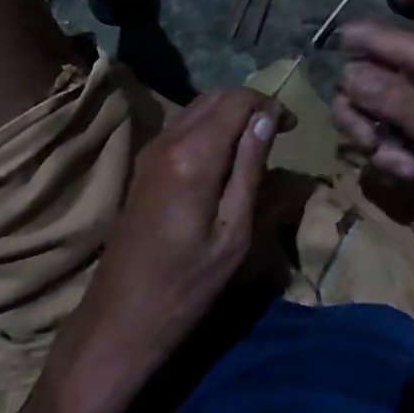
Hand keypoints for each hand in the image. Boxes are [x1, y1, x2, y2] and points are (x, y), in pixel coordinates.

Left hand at [40, 89, 285, 409]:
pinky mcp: (144, 162)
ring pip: (197, 107)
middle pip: (215, 97)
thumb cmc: (187, 283)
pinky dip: (209, 125)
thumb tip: (266, 118)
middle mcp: (168, 139)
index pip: (236, 101)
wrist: (121, 315)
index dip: (268, 104)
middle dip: (250, 104)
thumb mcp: (233, 232)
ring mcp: (151, 149)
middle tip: (279, 130)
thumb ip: (249, 167)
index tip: (291, 124)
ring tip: (258, 140)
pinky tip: (226, 154)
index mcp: (193, 154)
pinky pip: (183, 125)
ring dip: (229, 112)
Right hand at [330, 20, 413, 203]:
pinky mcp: (411, 124)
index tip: (337, 93)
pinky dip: (390, 156)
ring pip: (361, 109)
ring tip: (405, 166)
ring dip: (374, 142)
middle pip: (354, 76)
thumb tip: (346, 74)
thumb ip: (395, 102)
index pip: (364, 33)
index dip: (340, 55)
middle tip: (371, 143)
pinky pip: (379, 133)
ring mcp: (412, 97)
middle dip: (356, 115)